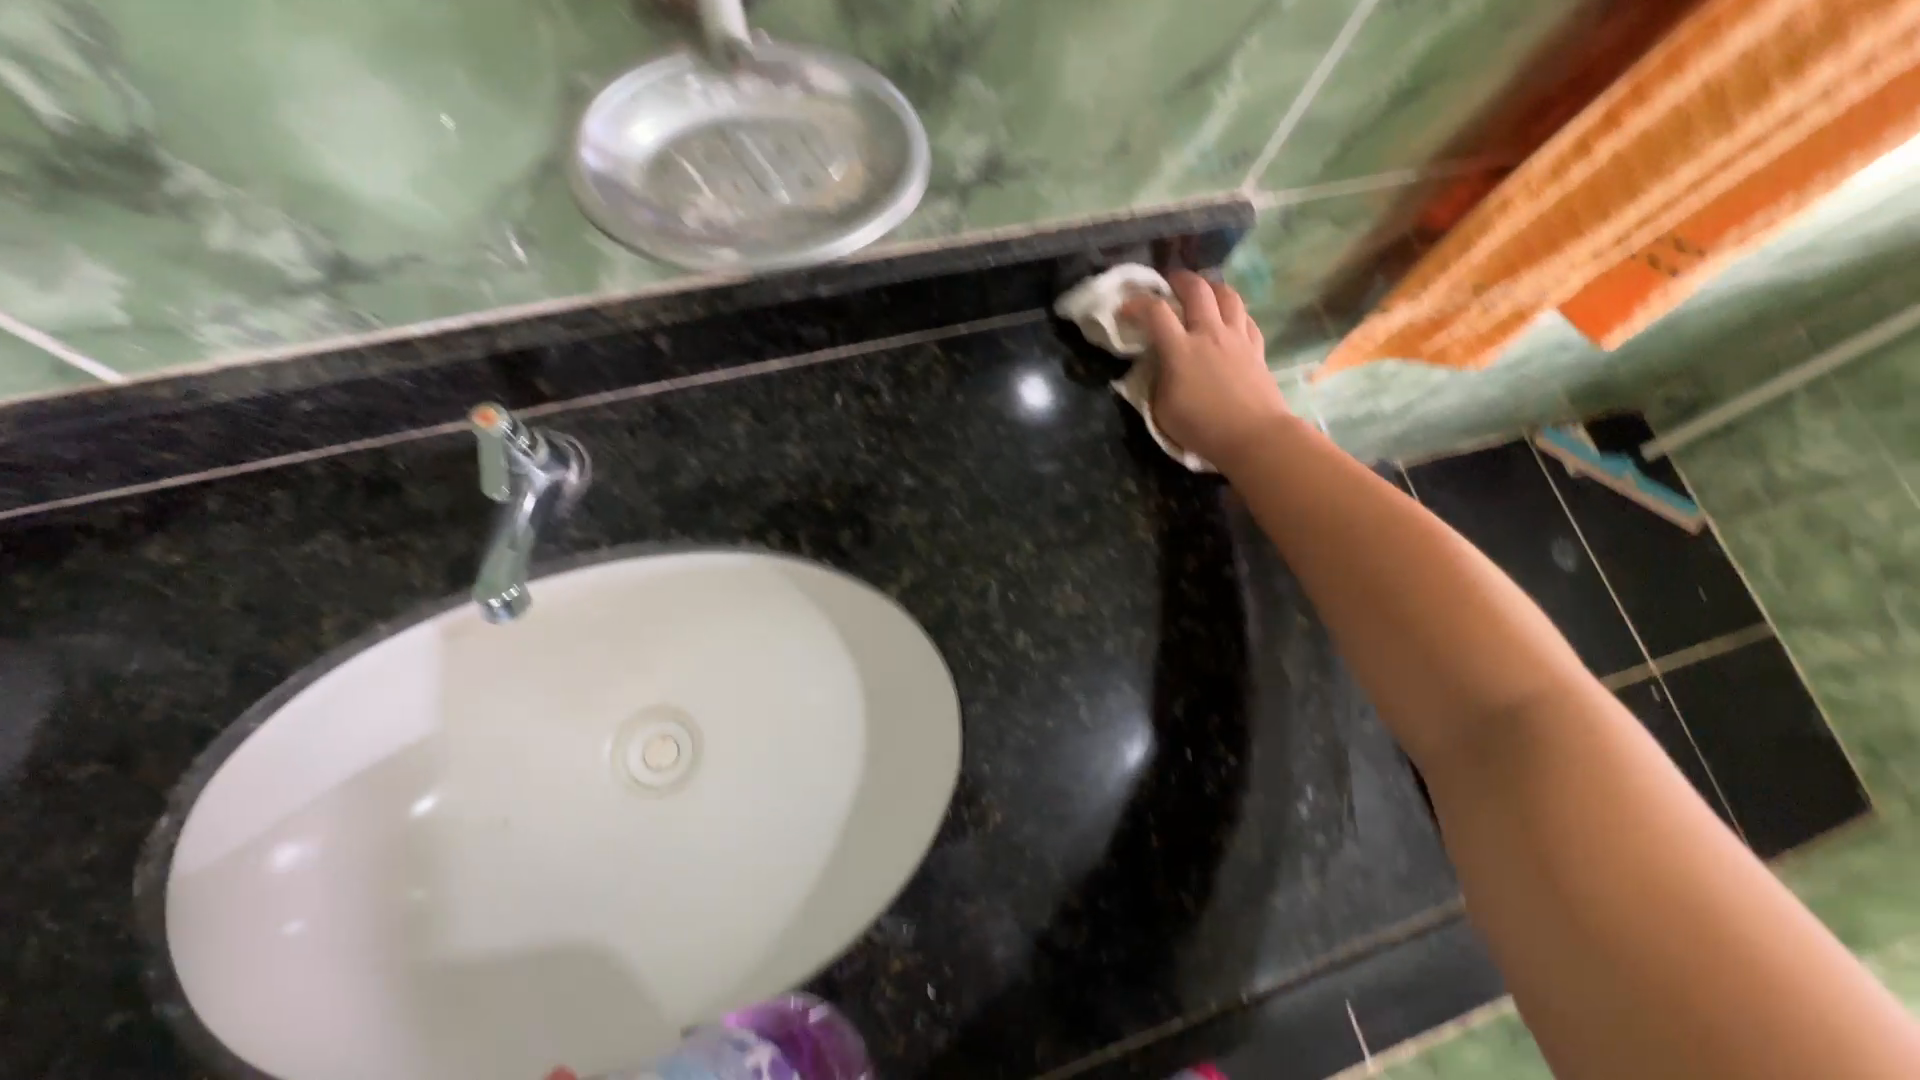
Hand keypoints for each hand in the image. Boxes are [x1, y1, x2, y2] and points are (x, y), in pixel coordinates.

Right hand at [1119, 271, 1290, 468]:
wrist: (1254, 436)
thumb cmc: (1202, 428)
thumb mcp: (1163, 411)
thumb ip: (1157, 382)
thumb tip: (1158, 367)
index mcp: (1180, 350)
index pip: (1155, 312)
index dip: (1136, 304)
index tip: (1126, 310)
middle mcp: (1209, 334)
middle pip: (1197, 289)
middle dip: (1179, 280)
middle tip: (1169, 283)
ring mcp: (1237, 338)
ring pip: (1228, 295)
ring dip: (1212, 287)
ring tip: (1204, 291)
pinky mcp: (1257, 348)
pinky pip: (1247, 318)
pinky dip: (1234, 312)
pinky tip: (1230, 319)